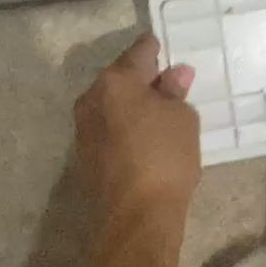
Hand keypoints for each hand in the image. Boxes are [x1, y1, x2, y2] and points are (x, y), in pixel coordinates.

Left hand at [74, 33, 201, 220]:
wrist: (135, 218)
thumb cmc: (165, 158)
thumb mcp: (182, 119)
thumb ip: (175, 92)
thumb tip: (174, 74)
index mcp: (115, 81)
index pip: (138, 52)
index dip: (155, 49)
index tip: (166, 48)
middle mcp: (91, 99)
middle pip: (119, 78)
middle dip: (141, 79)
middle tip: (167, 85)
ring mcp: (82, 130)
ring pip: (110, 106)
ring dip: (130, 106)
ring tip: (157, 115)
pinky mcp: (83, 158)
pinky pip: (107, 130)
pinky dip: (123, 128)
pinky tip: (142, 140)